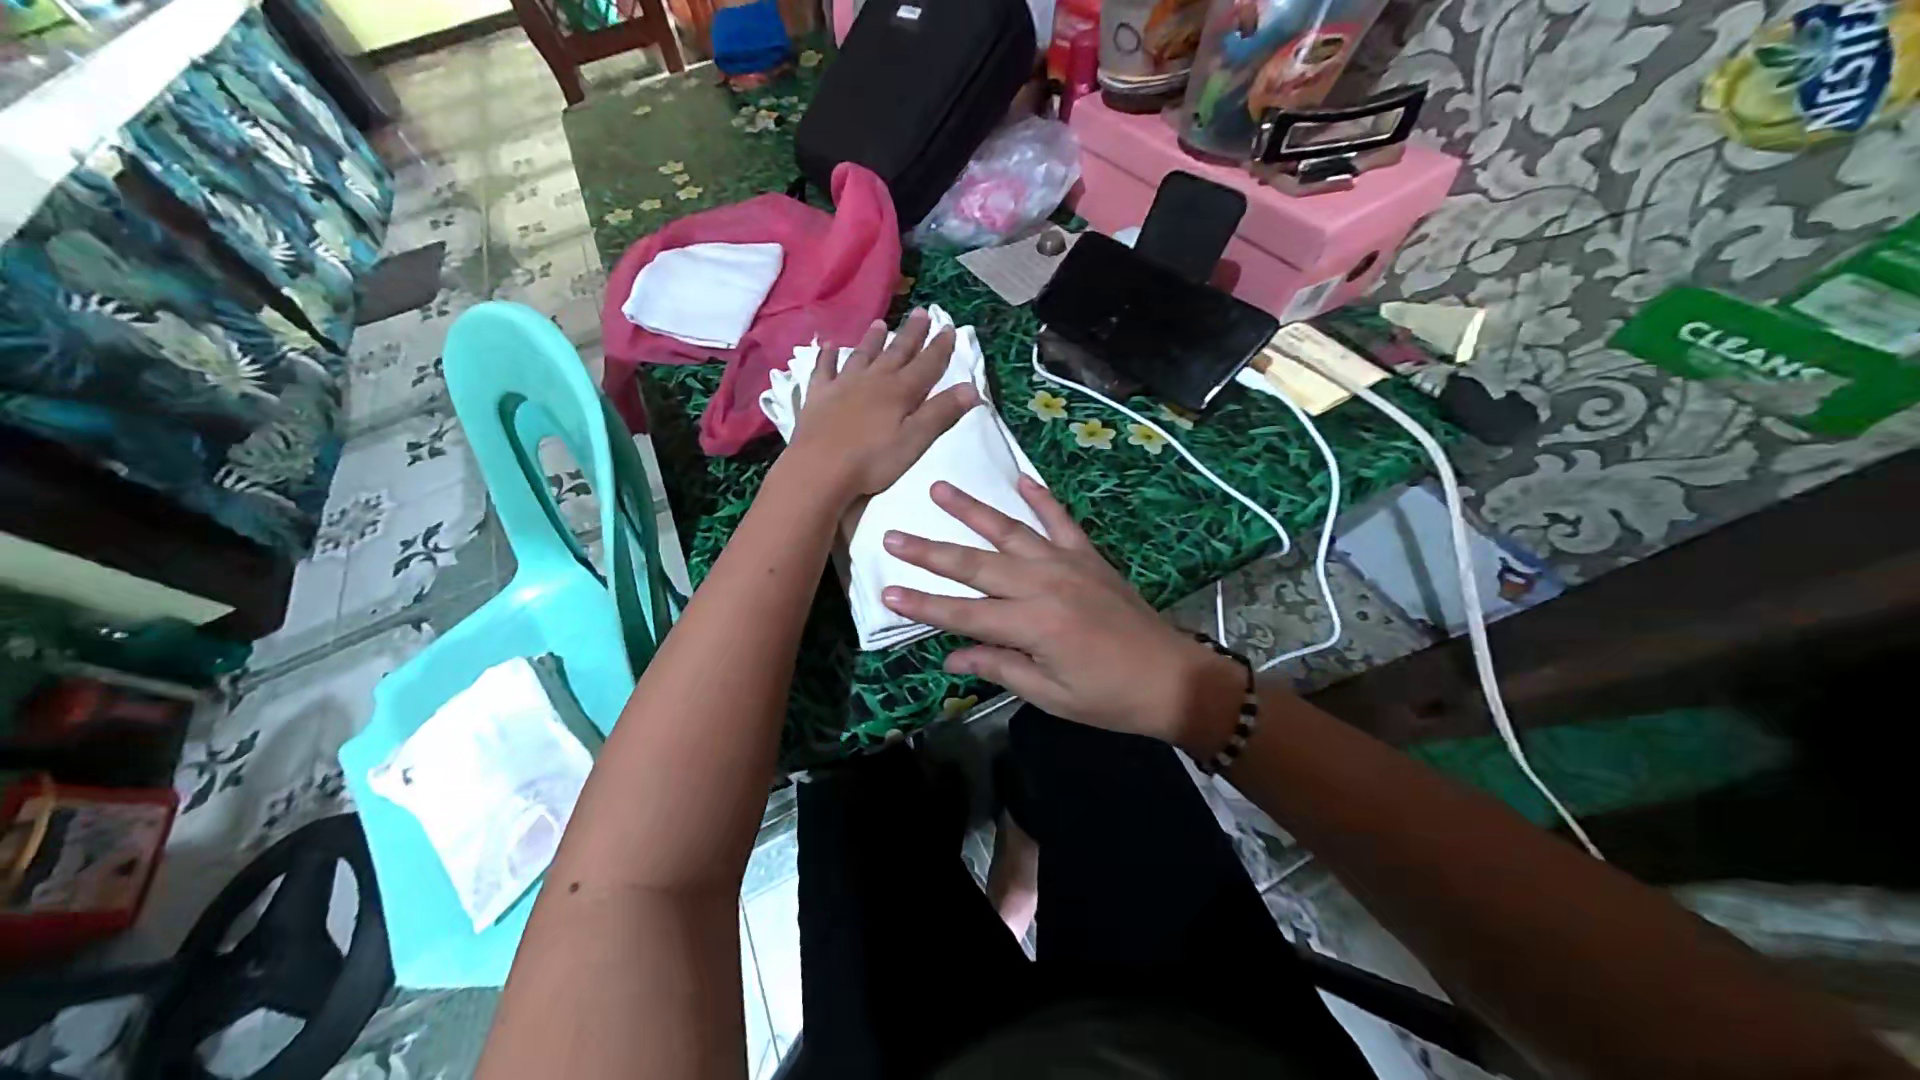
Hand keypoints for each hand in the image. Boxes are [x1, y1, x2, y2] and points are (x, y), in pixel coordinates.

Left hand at [785, 309, 979, 500]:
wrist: (819, 469)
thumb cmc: (873, 461)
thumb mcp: (915, 440)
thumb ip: (942, 413)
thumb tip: (971, 388)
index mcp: (899, 392)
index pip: (927, 365)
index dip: (940, 347)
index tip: (949, 327)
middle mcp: (873, 380)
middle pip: (896, 352)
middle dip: (911, 333)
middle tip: (921, 312)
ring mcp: (842, 385)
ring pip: (862, 355)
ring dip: (873, 339)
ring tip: (881, 323)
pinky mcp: (818, 396)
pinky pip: (824, 369)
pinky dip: (827, 356)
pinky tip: (829, 346)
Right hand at [879, 477, 1244, 750]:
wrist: (1173, 676)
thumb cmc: (1108, 697)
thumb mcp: (1049, 694)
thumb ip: (998, 668)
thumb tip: (951, 656)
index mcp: (1031, 625)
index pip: (964, 613)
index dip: (924, 604)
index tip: (887, 590)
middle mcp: (1043, 585)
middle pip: (976, 565)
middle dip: (931, 552)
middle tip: (893, 535)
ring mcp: (1067, 564)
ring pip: (1010, 531)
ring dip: (973, 510)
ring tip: (940, 488)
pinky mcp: (1089, 557)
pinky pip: (1061, 521)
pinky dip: (1041, 499)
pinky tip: (1021, 480)